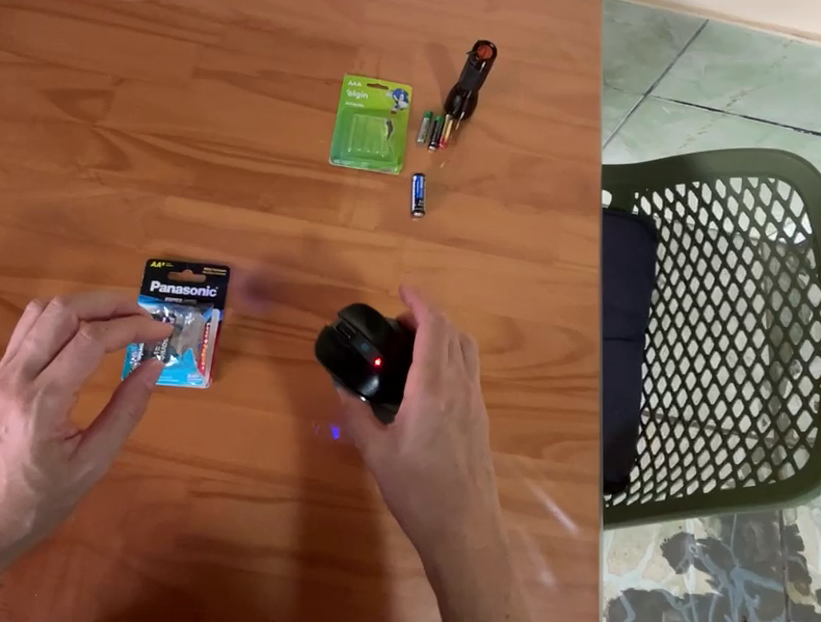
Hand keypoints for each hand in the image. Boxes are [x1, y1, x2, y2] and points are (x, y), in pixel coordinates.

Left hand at [0, 293, 170, 573]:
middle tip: (144, 316)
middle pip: (64, 310)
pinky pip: (29, 327)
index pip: (91, 339)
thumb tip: (154, 365)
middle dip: (111, 303)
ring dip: (86, 305)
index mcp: (41, 403)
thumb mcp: (90, 466)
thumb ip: (125, 411)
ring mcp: (0, 374)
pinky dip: (64, 317)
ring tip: (118, 319)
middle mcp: (16, 378)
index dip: (133, 326)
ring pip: (43, 310)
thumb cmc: (33, 506)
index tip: (163, 330)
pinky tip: (85, 333)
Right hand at [334, 288, 507, 570]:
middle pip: (453, 331)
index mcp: (433, 388)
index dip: (420, 301)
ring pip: (466, 348)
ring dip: (443, 333)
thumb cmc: (417, 492)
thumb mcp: (376, 453)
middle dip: (428, 315)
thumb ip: (355, 414)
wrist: (465, 532)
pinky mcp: (481, 416)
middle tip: (397, 325)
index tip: (402, 288)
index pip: (434, 327)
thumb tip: (339, 385)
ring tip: (412, 346)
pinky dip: (451, 354)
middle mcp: (460, 386)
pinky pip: (469, 368)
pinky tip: (428, 379)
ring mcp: (475, 401)